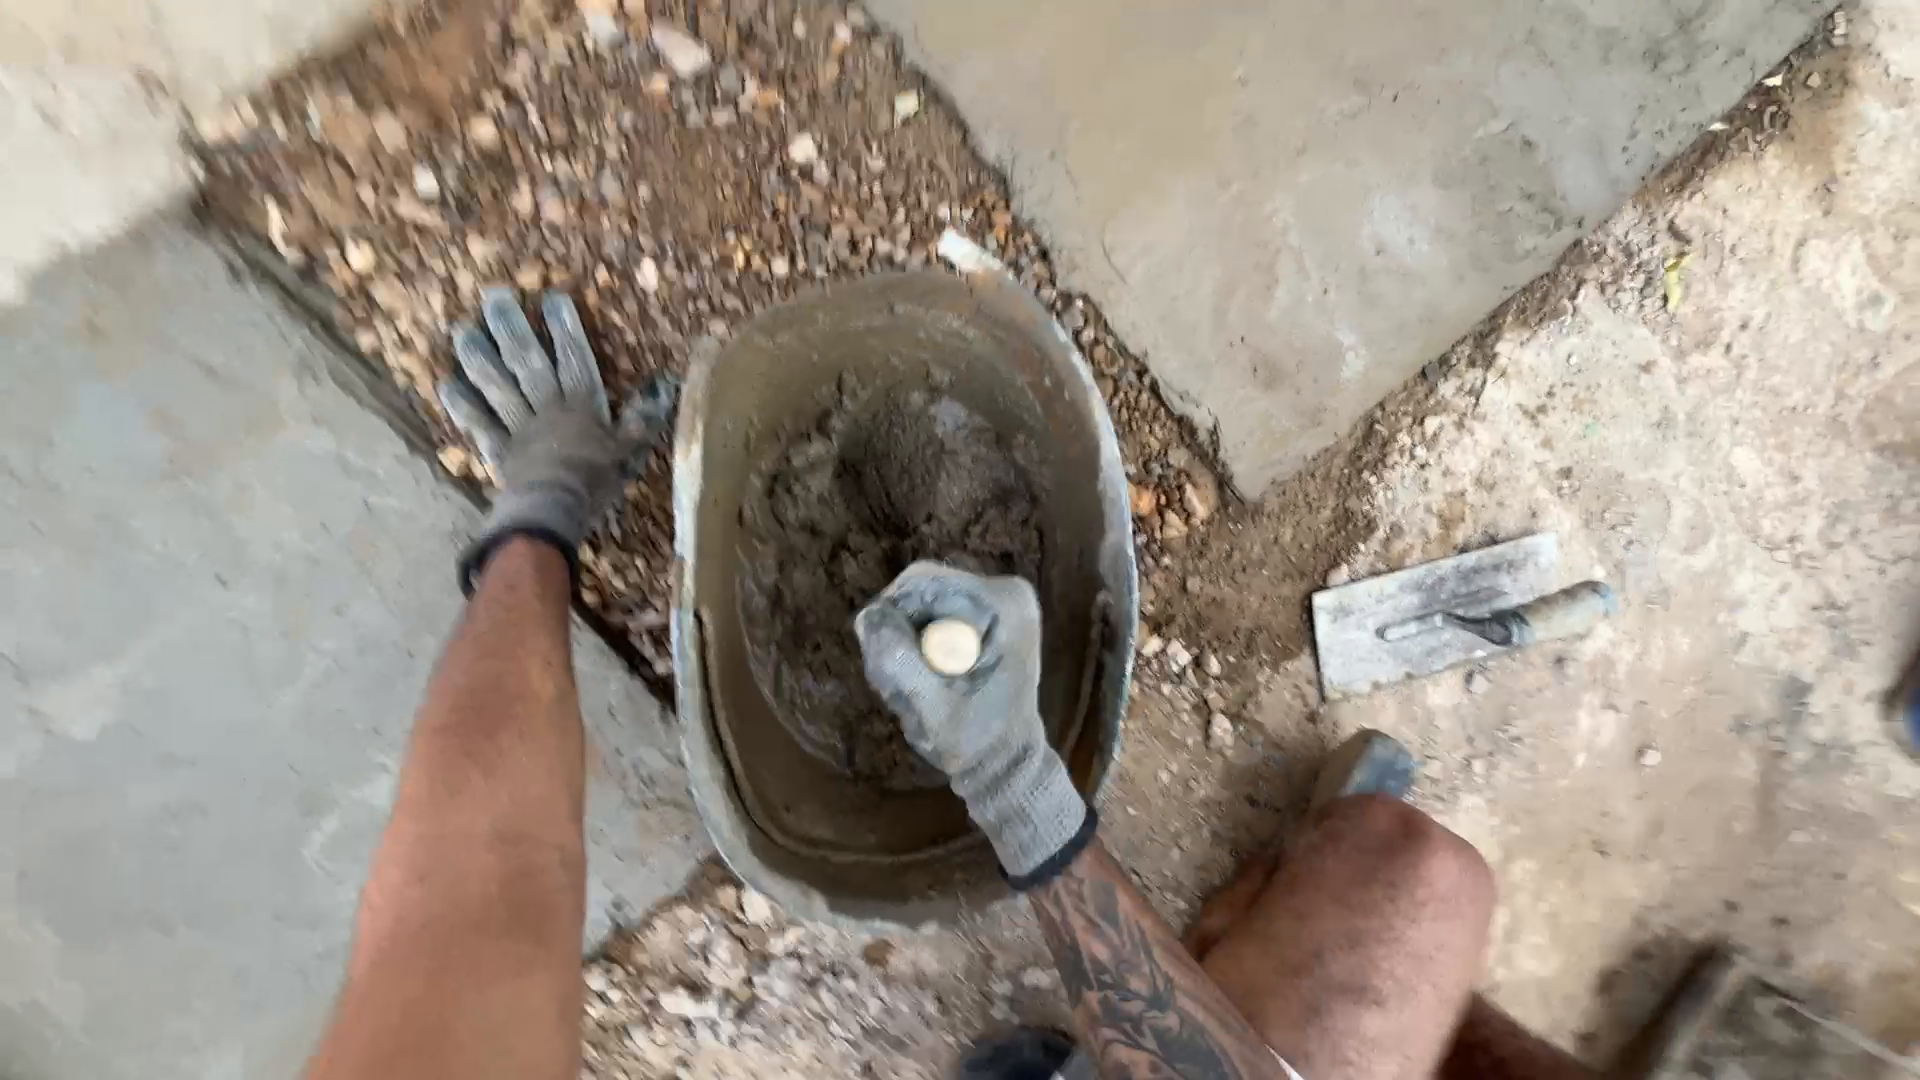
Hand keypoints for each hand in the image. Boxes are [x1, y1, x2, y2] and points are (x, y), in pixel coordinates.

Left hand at [436, 287, 677, 593]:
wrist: (554, 506)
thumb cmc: (596, 480)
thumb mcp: (629, 452)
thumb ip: (641, 421)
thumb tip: (664, 390)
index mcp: (582, 405)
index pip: (574, 358)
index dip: (565, 328)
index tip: (552, 298)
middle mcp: (547, 407)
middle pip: (527, 362)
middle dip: (511, 328)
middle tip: (494, 296)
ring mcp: (519, 426)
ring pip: (497, 385)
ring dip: (479, 358)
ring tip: (462, 330)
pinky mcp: (500, 449)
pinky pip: (479, 423)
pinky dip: (463, 405)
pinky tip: (446, 385)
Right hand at [855, 561, 1091, 884]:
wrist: (1006, 761)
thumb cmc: (977, 741)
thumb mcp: (931, 707)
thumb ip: (899, 661)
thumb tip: (867, 616)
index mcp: (1004, 604)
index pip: (922, 583)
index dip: (893, 620)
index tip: (891, 666)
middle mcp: (1004, 590)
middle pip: (920, 588)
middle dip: (898, 632)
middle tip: (898, 680)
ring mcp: (995, 599)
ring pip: (920, 601)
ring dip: (905, 641)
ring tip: (914, 685)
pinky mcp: (983, 613)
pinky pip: (930, 613)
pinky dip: (917, 644)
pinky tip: (926, 677)